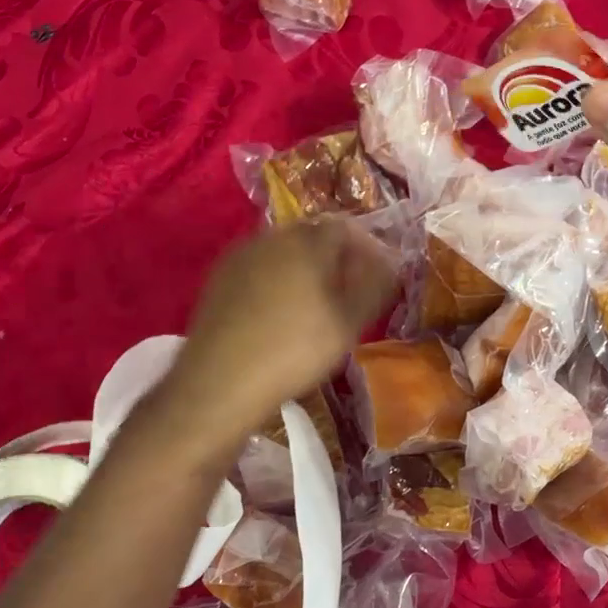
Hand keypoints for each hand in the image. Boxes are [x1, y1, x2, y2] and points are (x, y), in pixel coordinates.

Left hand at [170, 217, 397, 431]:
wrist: (221, 380)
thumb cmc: (294, 350)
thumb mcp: (348, 324)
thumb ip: (373, 287)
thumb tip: (389, 263)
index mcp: (308, 242)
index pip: (345, 228)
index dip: (365, 248)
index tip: (375, 276)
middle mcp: (273, 237)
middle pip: (312, 235)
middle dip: (334, 256)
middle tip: (346, 290)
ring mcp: (240, 255)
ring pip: (282, 251)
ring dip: (303, 267)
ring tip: (313, 303)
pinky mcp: (218, 278)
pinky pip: (257, 268)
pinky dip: (274, 280)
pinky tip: (276, 311)